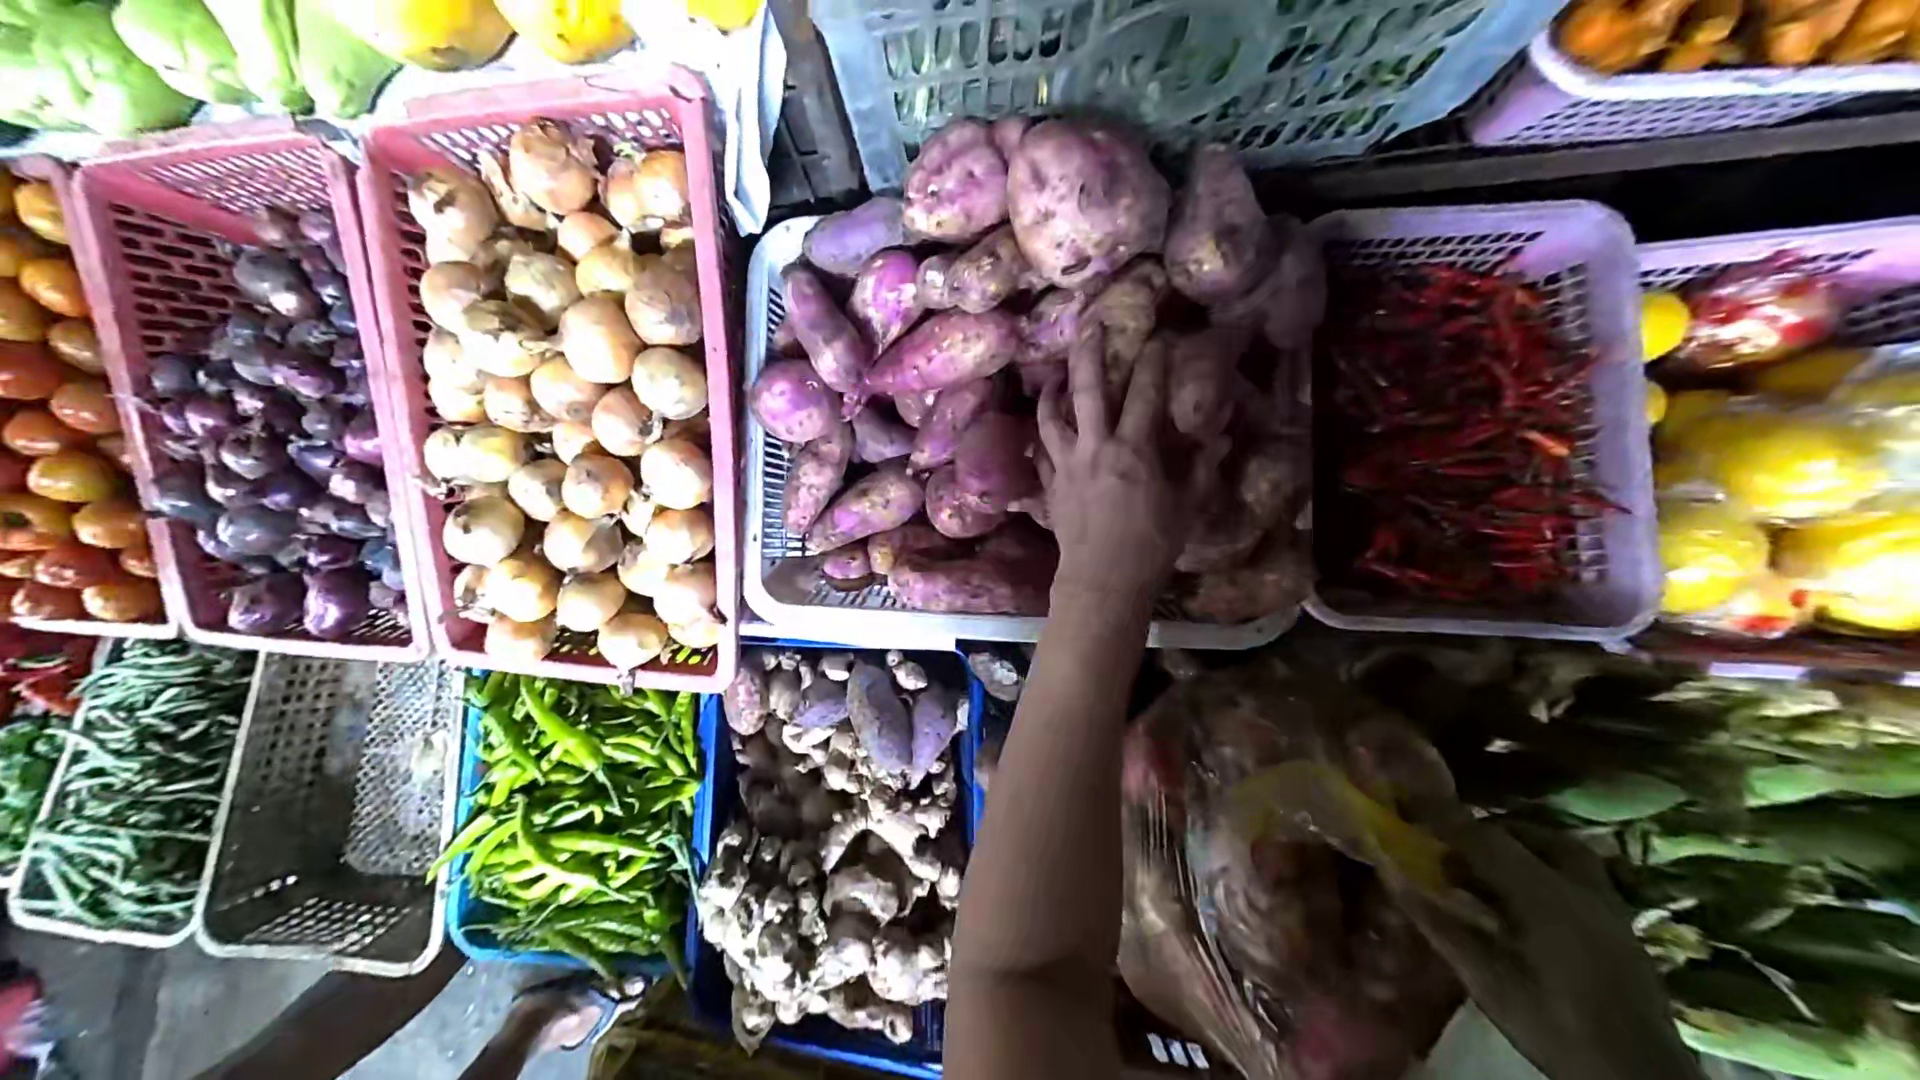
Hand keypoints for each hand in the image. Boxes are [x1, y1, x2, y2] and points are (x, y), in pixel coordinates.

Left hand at [1037, 327, 1212, 604]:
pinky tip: (1044, 429)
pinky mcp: (1050, 485)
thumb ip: (1202, 467)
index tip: (1157, 338)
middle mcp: (1095, 448)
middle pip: (1087, 390)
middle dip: (1089, 353)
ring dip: (1053, 392)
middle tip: (1090, 326)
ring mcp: (1066, 466)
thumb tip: (1218, 434)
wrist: (1102, 580)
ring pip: (1052, 418)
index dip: (1152, 361)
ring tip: (1056, 378)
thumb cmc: (1151, 545)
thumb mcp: (1187, 506)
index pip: (1145, 393)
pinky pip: (1040, 453)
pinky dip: (1041, 437)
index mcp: (1134, 450)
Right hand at [1392, 818, 1703, 1079]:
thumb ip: (1435, 921)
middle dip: (1479, 829)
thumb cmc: (1553, 1024)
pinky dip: (1539, 866)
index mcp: (1543, 895)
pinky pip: (1574, 872)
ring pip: (1555, 847)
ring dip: (1513, 844)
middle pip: (1521, 832)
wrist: (1641, 1079)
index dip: (1437, 813)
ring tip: (1482, 867)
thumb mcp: (1484, 978)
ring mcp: (1609, 904)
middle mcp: (1580, 886)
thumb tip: (1389, 872)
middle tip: (1446, 845)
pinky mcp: (1622, 924)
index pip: (1479, 834)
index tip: (1403, 802)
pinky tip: (1521, 896)